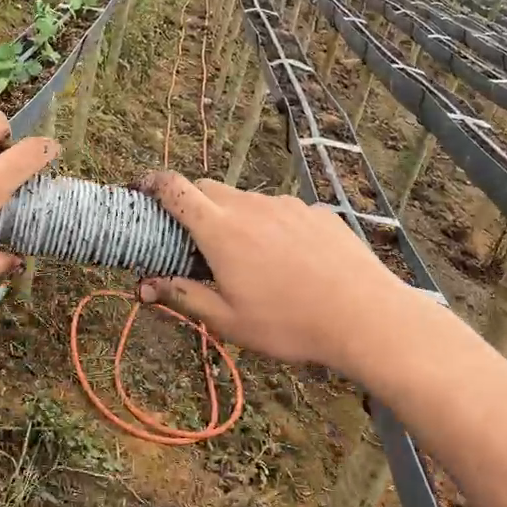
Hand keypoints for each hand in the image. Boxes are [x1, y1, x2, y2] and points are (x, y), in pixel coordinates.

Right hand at [135, 172, 415, 368]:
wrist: (366, 316)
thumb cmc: (289, 324)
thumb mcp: (228, 320)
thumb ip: (183, 296)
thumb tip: (143, 287)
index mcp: (220, 231)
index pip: (175, 189)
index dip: (152, 182)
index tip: (140, 188)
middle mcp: (249, 206)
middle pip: (207, 188)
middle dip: (191, 204)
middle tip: (191, 238)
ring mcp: (286, 205)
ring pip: (245, 200)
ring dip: (232, 217)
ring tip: (246, 259)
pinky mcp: (316, 212)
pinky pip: (280, 211)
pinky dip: (269, 226)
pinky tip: (287, 261)